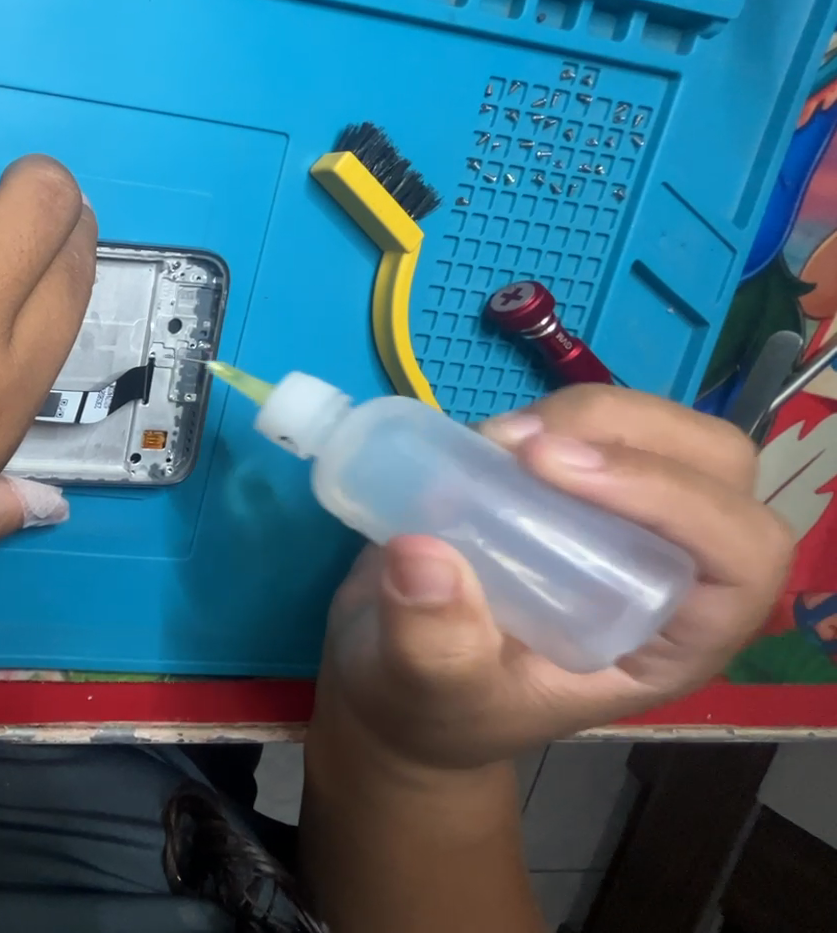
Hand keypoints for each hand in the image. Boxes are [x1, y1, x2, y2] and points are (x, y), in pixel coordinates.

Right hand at [312, 385, 793, 772]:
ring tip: (489, 441)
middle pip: (711, 470)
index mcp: (665, 635)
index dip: (667, 495)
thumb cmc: (429, 707)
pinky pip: (569, 432)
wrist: (388, 685)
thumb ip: (433, 641)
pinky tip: (468, 443)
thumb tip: (422, 554)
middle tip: (516, 445)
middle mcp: (655, 570)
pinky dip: (529, 420)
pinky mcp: (540, 493)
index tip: (542, 466)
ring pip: (651, 433)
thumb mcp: (428, 690)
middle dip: (627, 436)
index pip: (733, 552)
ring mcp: (599, 523)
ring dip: (580, 415)